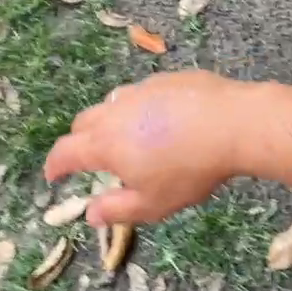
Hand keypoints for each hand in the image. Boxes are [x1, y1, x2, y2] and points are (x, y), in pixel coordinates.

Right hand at [42, 69, 254, 225]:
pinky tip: (163, 119)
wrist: (236, 123)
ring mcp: (145, 89)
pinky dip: (142, 107)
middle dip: (80, 141)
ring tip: (127, 137)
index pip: (65, 152)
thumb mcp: (152, 204)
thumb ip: (117, 209)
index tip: (55, 177)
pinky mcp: (171, 77)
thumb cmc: (191, 170)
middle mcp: (118, 110)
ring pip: (114, 102)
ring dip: (111, 120)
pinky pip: (145, 91)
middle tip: (92, 159)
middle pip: (85, 122)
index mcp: (105, 143)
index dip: (55, 166)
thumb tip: (90, 213)